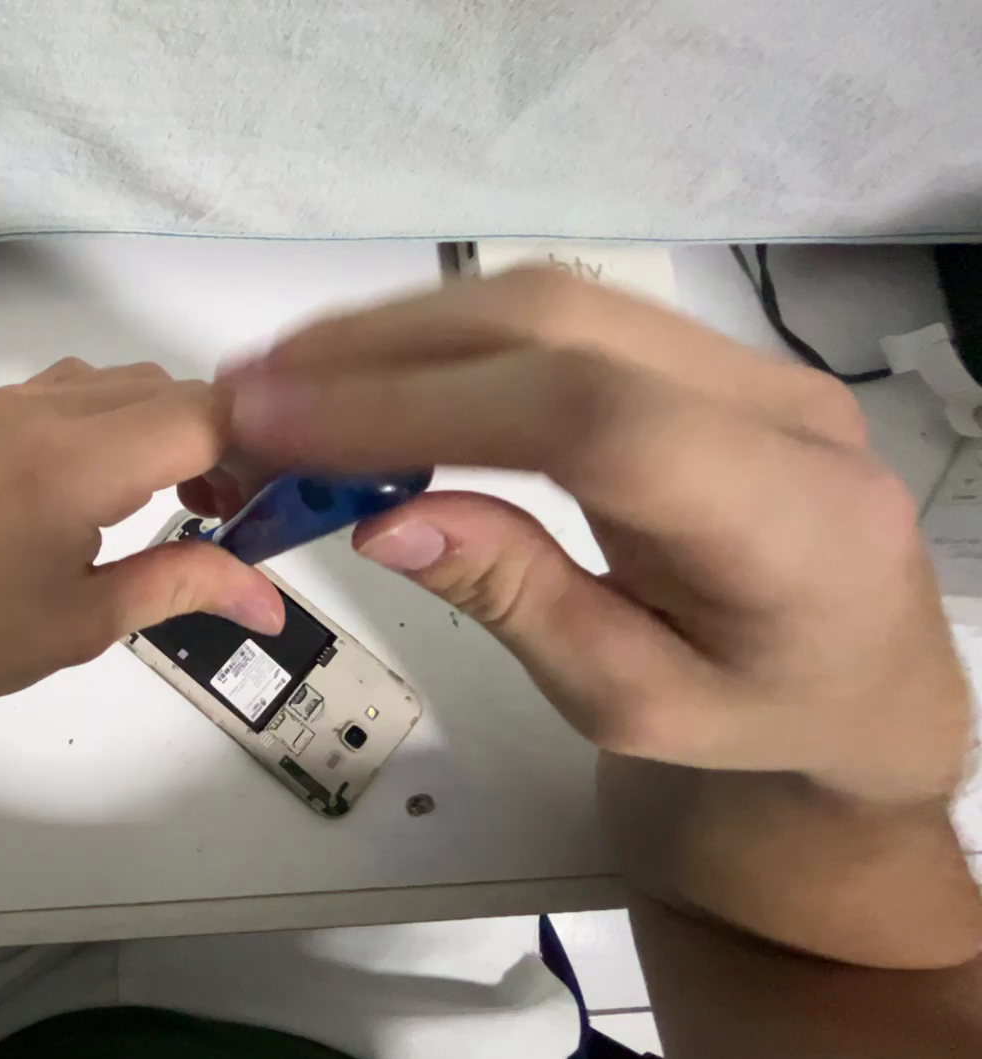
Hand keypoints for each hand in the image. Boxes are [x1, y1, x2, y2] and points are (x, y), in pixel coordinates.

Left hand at [0, 358, 283, 718]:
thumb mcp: (85, 621)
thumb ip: (185, 586)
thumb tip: (271, 599)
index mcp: (72, 465)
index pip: (206, 416)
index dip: (262, 449)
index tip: (278, 500)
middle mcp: (44, 410)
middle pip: (176, 391)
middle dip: (224, 443)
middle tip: (229, 517)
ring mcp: (13, 403)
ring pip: (133, 383)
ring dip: (174, 428)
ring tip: (178, 501)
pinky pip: (85, 389)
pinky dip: (125, 420)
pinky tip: (116, 480)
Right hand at [196, 270, 978, 964]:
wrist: (847, 682)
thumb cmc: (743, 719)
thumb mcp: (622, 699)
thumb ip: (512, 597)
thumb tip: (382, 524)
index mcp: (786, 520)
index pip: (586, 421)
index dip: (415, 411)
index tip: (278, 430)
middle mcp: (772, 405)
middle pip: (549, 324)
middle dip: (375, 352)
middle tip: (250, 394)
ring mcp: (729, 363)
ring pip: (533, 300)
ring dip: (387, 333)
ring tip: (280, 380)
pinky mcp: (676, 356)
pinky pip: (535, 318)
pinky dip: (423, 337)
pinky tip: (354, 371)